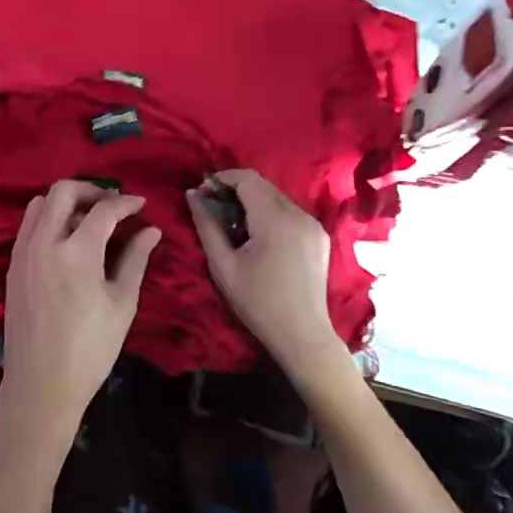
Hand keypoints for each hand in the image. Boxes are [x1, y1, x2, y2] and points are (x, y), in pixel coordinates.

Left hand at [1, 181, 161, 427]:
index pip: (103, 209)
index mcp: (76, 253)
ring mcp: (22, 254)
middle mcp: (44, 243)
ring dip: (67, 203)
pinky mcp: (12, 267)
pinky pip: (28, 226)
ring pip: (40, 204)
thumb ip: (135, 259)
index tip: (141, 205)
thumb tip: (151, 230)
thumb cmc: (90, 349)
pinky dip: (49, 220)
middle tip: (113, 204)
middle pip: (63, 192)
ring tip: (90, 221)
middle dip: (91, 189)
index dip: (126, 202)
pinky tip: (68, 241)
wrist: (40, 387)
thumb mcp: (122, 303)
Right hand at [187, 170, 346, 380]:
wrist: (302, 335)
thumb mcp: (224, 266)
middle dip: (237, 190)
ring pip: (278, 197)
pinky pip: (291, 212)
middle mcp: (299, 214)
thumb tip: (193, 195)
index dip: (224, 178)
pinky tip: (261, 237)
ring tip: (236, 225)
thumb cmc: (258, 303)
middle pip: (264, 185)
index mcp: (275, 219)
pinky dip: (272, 214)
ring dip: (255, 202)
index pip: (248, 178)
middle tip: (215, 208)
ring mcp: (313, 224)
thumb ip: (207, 225)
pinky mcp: (320, 235)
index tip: (205, 192)